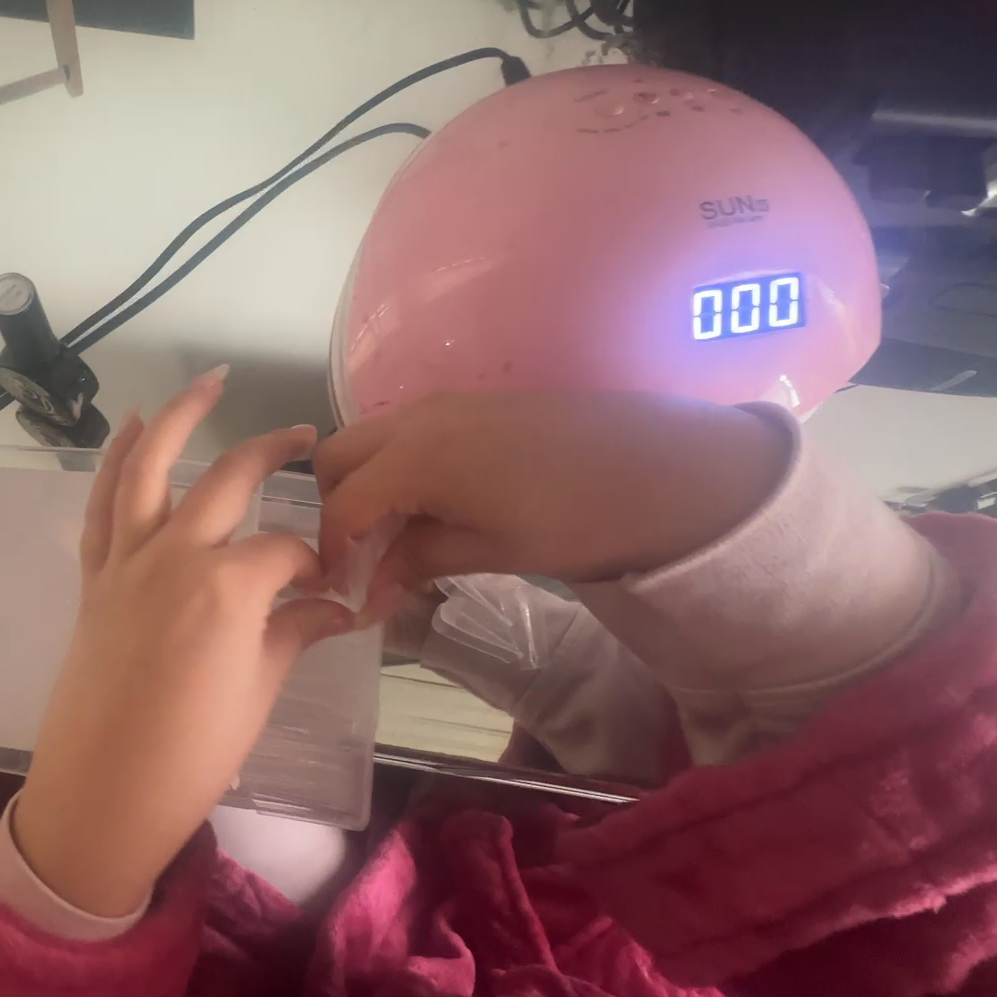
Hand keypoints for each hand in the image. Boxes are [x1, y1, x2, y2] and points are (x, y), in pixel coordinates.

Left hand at [12, 368, 355, 916]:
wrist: (104, 794)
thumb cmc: (193, 753)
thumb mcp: (260, 689)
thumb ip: (296, 630)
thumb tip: (340, 605)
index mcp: (228, 586)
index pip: (286, 552)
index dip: (315, 562)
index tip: (329, 584)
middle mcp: (175, 554)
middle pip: (228, 481)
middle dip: (272, 450)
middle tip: (303, 436)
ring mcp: (127, 560)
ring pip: (149, 467)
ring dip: (178, 417)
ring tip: (209, 382)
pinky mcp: (95, 576)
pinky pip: (103, 505)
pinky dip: (114, 461)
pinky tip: (130, 427)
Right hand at [315, 390, 788, 622]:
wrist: (666, 467)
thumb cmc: (572, 519)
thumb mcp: (487, 551)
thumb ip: (414, 562)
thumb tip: (366, 592)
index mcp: (415, 457)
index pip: (343, 504)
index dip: (331, 549)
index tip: (338, 586)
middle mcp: (415, 419)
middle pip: (336, 457)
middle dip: (333, 505)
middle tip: (360, 550)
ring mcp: (441, 404)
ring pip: (368, 440)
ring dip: (362, 483)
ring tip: (394, 530)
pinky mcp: (466, 403)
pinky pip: (402, 432)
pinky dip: (393, 467)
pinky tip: (428, 501)